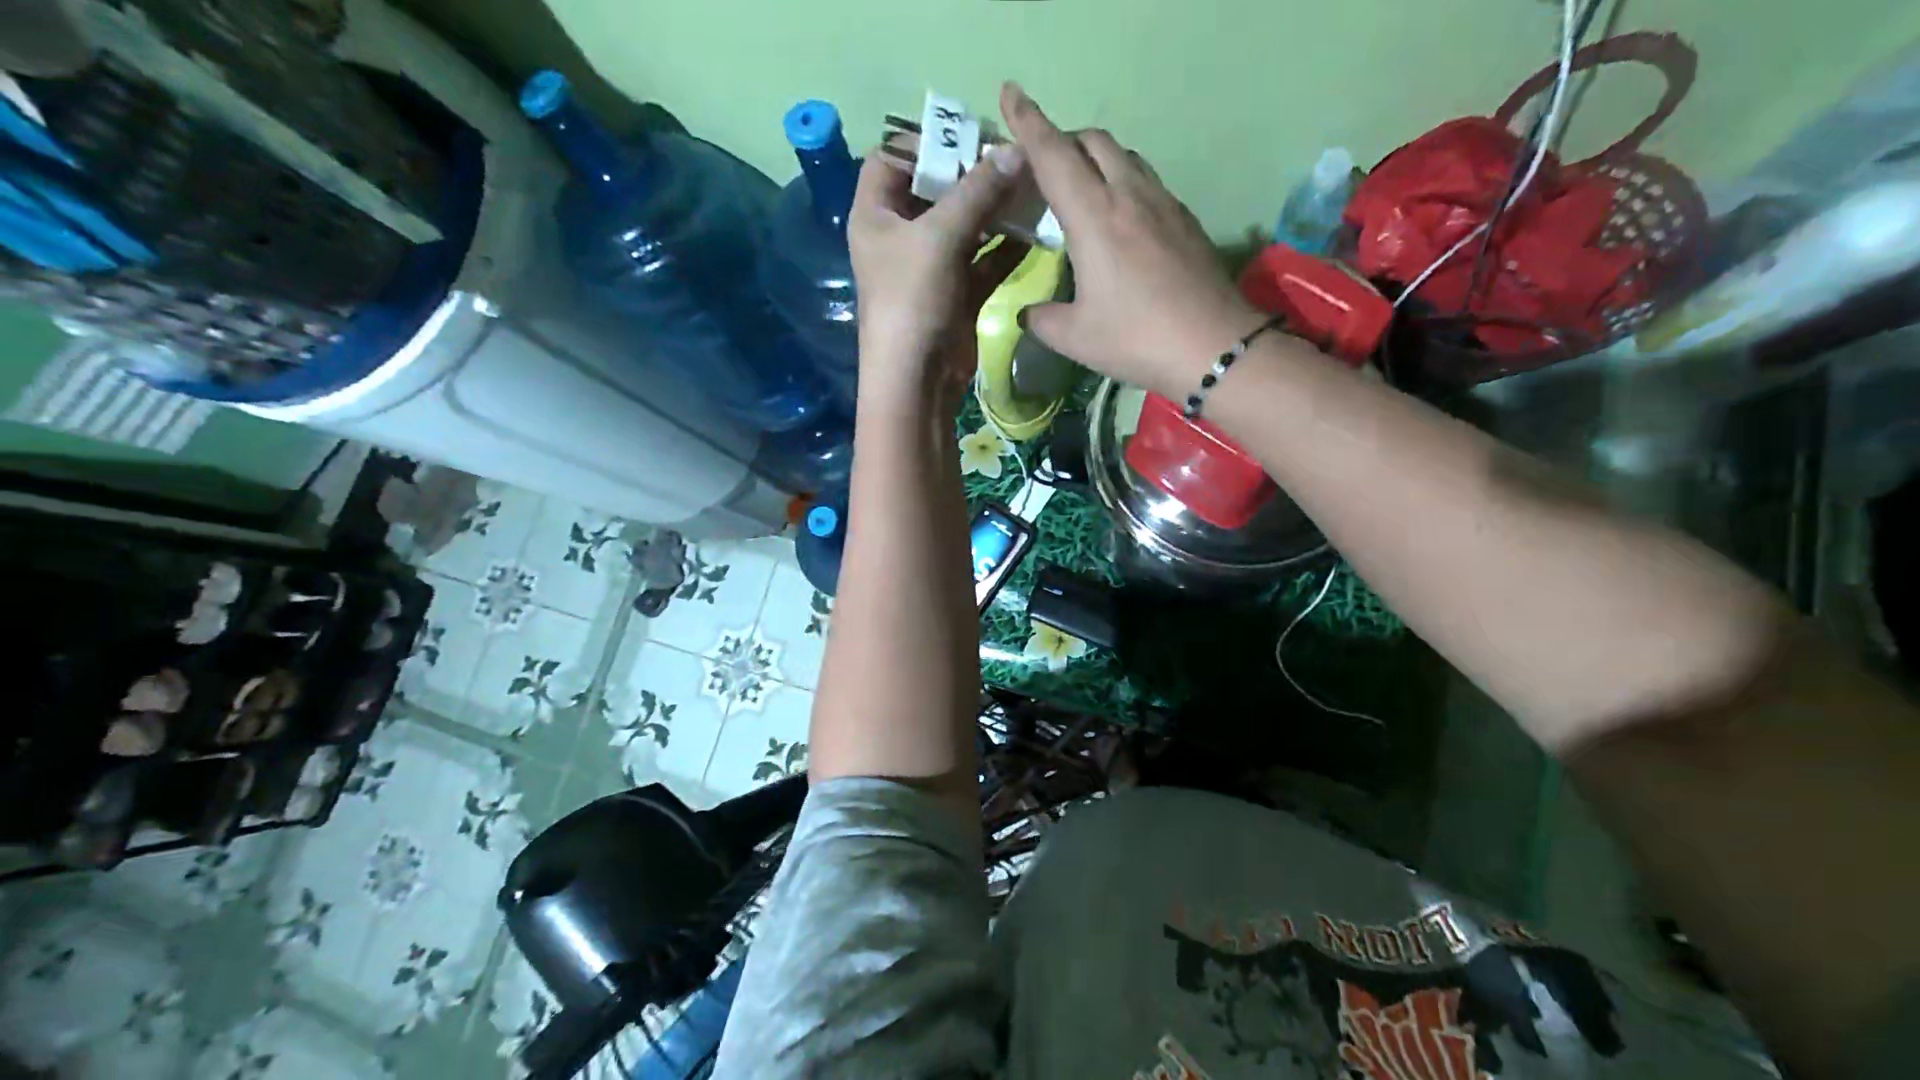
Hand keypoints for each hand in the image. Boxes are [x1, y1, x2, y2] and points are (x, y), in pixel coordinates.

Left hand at [849, 142, 1030, 412]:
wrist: (917, 379)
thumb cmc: (913, 300)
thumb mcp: (940, 237)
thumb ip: (978, 191)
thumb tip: (1015, 150)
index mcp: (876, 214)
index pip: (891, 158)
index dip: (924, 142)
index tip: (967, 137)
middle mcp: (900, 236)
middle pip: (935, 190)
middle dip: (972, 174)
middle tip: (1012, 159)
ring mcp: (929, 266)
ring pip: (964, 225)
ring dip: (995, 209)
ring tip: (1030, 187)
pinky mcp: (956, 292)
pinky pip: (982, 260)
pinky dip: (1004, 247)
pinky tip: (1034, 230)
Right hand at [998, 82, 1264, 400]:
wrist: (1214, 346)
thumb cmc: (1136, 339)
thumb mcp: (1075, 337)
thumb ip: (1042, 319)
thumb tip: (1029, 313)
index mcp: (1094, 217)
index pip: (1054, 155)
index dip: (1028, 122)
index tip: (1010, 94)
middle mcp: (1129, 196)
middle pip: (1093, 142)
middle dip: (1063, 140)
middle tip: (1043, 165)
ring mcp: (1163, 204)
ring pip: (1124, 157)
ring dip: (1096, 158)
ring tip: (1081, 187)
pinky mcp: (1185, 220)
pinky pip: (1146, 181)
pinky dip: (1123, 181)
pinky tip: (1120, 217)